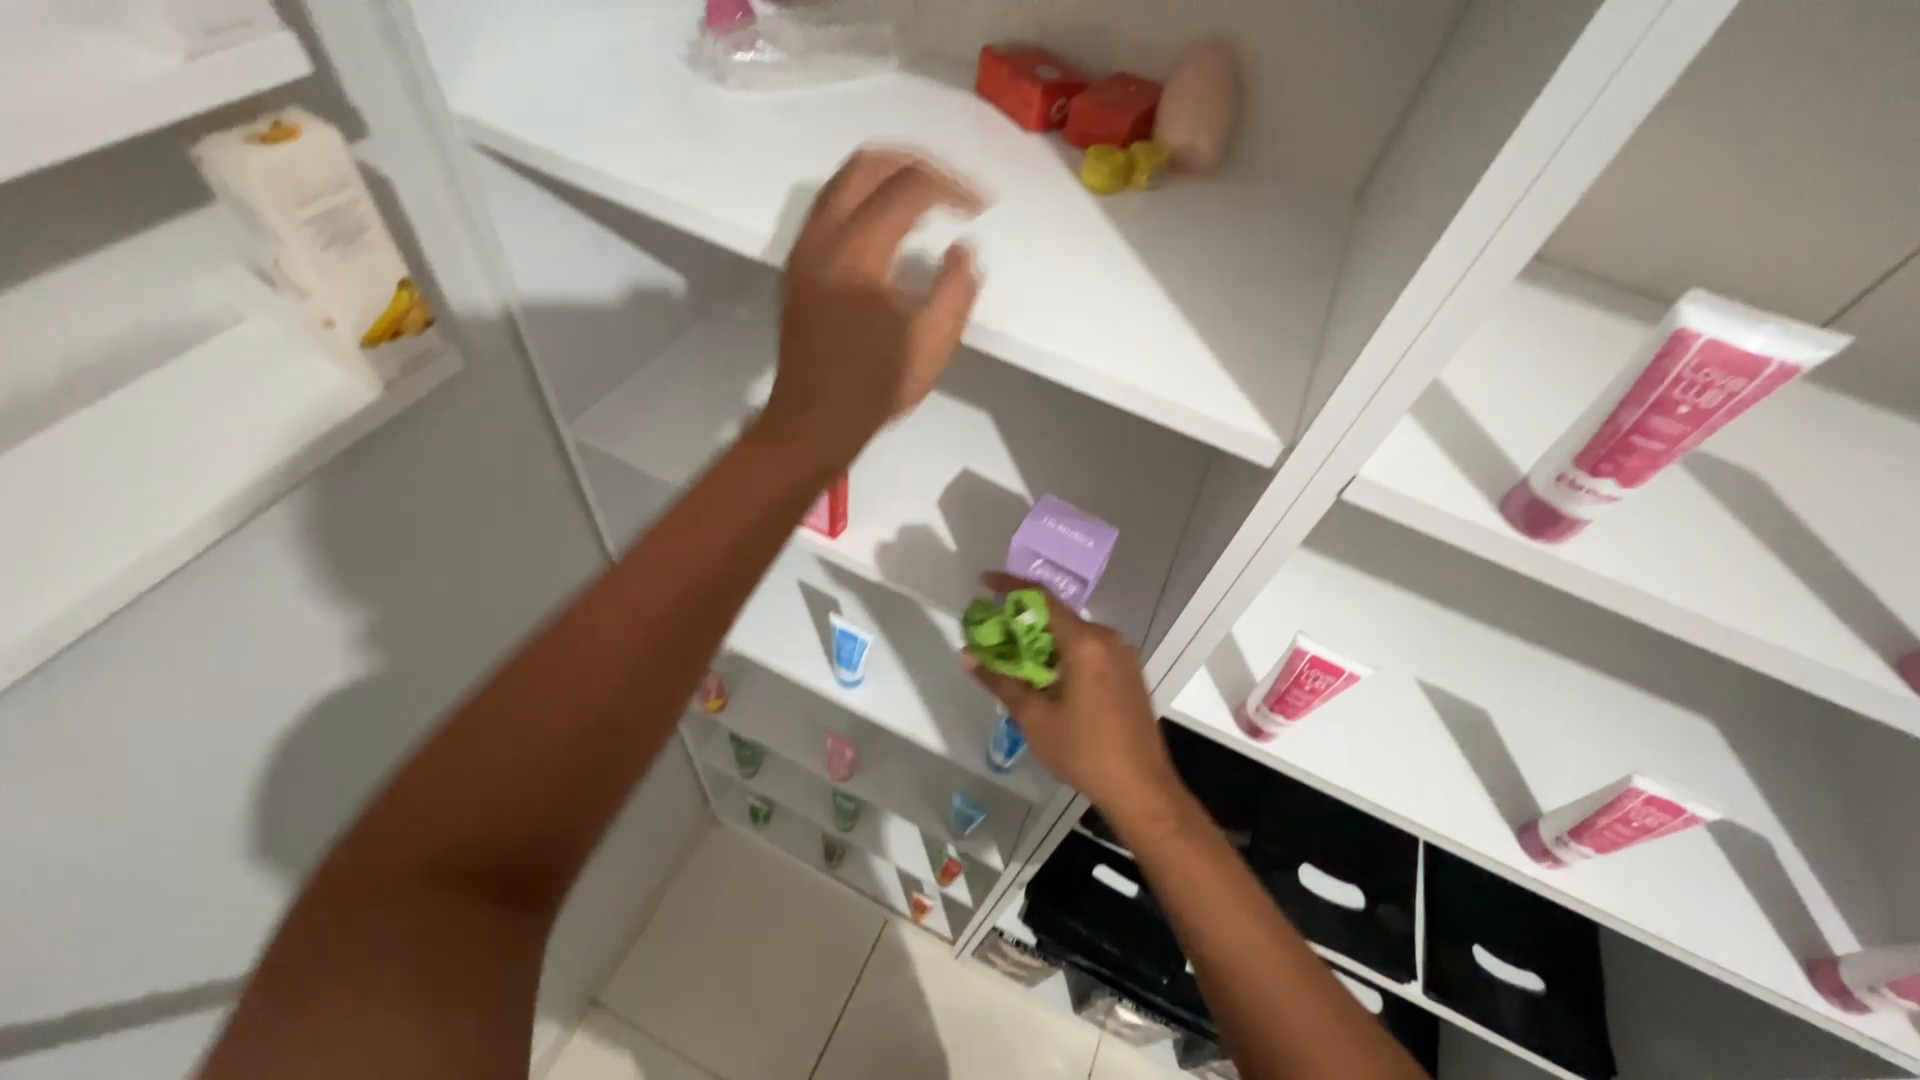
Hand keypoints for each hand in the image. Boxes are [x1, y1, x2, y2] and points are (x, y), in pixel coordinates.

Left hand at [767, 148, 984, 457]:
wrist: (813, 419)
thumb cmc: (876, 387)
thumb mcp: (933, 345)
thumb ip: (956, 288)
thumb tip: (962, 249)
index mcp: (859, 255)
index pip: (909, 188)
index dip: (952, 187)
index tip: (979, 207)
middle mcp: (824, 237)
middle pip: (868, 163)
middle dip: (916, 163)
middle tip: (951, 188)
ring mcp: (804, 248)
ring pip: (842, 179)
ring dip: (887, 175)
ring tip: (925, 198)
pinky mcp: (797, 264)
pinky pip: (829, 204)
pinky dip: (863, 197)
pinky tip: (890, 226)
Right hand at [965, 572, 1179, 812]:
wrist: (1140, 787)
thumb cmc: (1084, 750)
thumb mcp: (1035, 718)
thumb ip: (1001, 682)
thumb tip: (968, 656)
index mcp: (1085, 643)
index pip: (1043, 599)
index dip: (1011, 587)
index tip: (985, 582)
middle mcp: (1108, 640)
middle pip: (1059, 617)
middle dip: (1024, 620)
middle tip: (993, 631)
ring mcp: (1123, 657)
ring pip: (1076, 636)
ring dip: (1045, 641)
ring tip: (1014, 657)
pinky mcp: (1129, 674)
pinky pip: (1091, 651)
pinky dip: (1065, 654)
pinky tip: (1047, 676)